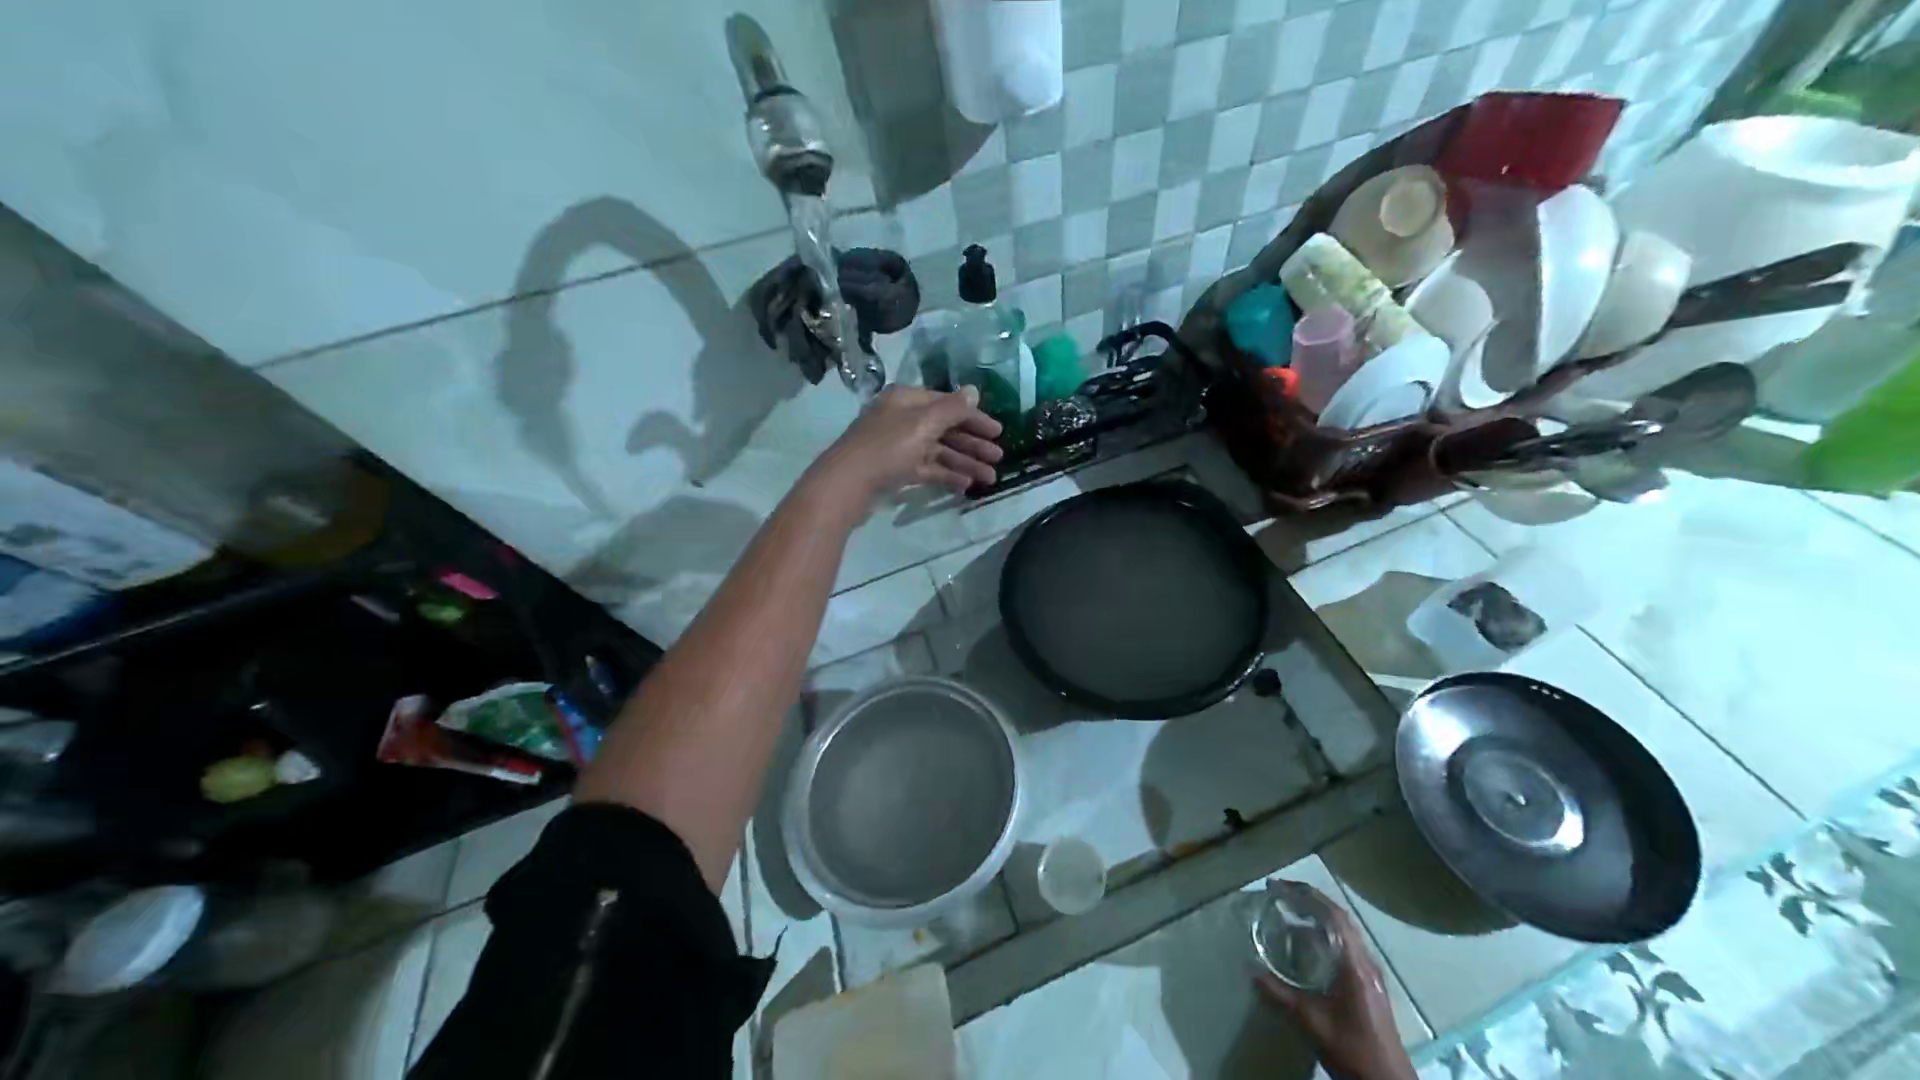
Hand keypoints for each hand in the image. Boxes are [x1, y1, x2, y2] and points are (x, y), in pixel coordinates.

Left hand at [810, 385, 1003, 498]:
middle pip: (945, 428)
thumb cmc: (886, 448)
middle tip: (999, 457)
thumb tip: (973, 391)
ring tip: (990, 478)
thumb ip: (951, 409)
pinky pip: (926, 469)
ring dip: (964, 462)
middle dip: (973, 443)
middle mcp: (902, 419)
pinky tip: (965, 485)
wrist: (846, 483)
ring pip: (938, 451)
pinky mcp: (894, 470)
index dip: (975, 417)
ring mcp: (898, 445)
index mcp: (907, 400)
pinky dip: (946, 475)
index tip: (998, 432)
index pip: (948, 404)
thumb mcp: (922, 424)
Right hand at [1254, 884, 1415, 1079]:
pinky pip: (1344, 945)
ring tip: (1287, 914)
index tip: (1277, 887)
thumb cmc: (1352, 1051)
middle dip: (1308, 900)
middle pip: (1339, 918)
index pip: (1333, 915)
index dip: (1305, 894)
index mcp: (1355, 965)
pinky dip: (1322, 934)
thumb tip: (1249, 969)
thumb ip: (1278, 994)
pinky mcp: (1369, 985)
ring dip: (1316, 916)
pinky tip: (1304, 946)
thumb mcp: (1310, 1023)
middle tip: (1278, 894)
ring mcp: (1370, 974)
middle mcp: (1366, 962)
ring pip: (1343, 931)